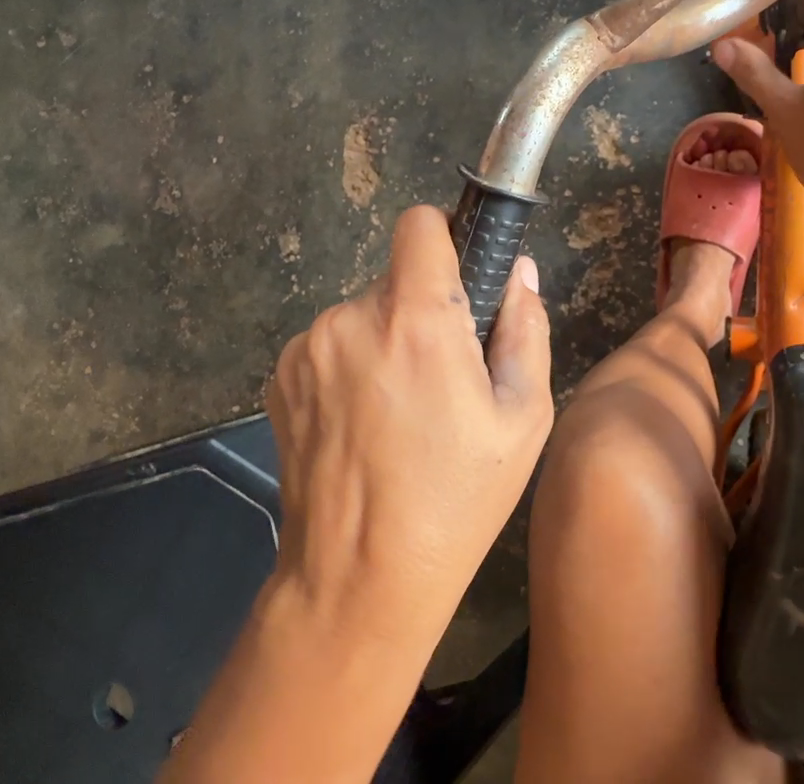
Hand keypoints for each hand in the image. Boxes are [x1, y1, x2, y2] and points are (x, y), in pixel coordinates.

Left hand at [264, 206, 552, 636]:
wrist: (359, 578)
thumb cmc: (458, 498)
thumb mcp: (524, 418)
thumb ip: (525, 328)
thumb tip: (519, 270)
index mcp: (416, 319)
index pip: (420, 224)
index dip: (447, 238)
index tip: (463, 280)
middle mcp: (349, 319)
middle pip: (397, 279)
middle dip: (425, 310)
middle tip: (447, 380)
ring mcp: (304, 350)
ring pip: (363, 316)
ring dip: (387, 342)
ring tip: (404, 414)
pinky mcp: (277, 380)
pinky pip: (330, 348)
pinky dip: (352, 369)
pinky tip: (366, 428)